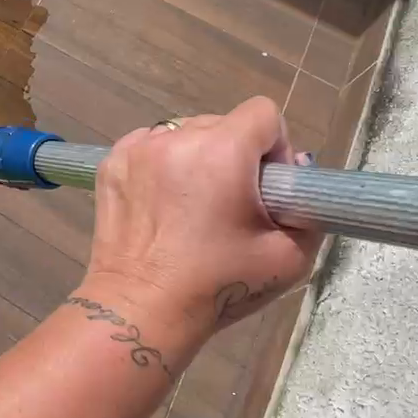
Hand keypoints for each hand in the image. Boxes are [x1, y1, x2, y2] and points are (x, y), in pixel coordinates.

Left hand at [83, 97, 321, 337]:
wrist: (142, 304)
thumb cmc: (220, 283)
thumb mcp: (290, 255)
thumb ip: (307, 208)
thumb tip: (292, 178)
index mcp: (220, 151)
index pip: (262, 113)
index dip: (274, 146)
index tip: (268, 184)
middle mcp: (174, 138)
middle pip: (220, 122)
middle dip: (235, 152)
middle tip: (232, 199)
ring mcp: (135, 148)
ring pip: (182, 132)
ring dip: (196, 155)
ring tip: (194, 201)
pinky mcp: (110, 162)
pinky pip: (149, 145)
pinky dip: (161, 162)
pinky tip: (164, 200)